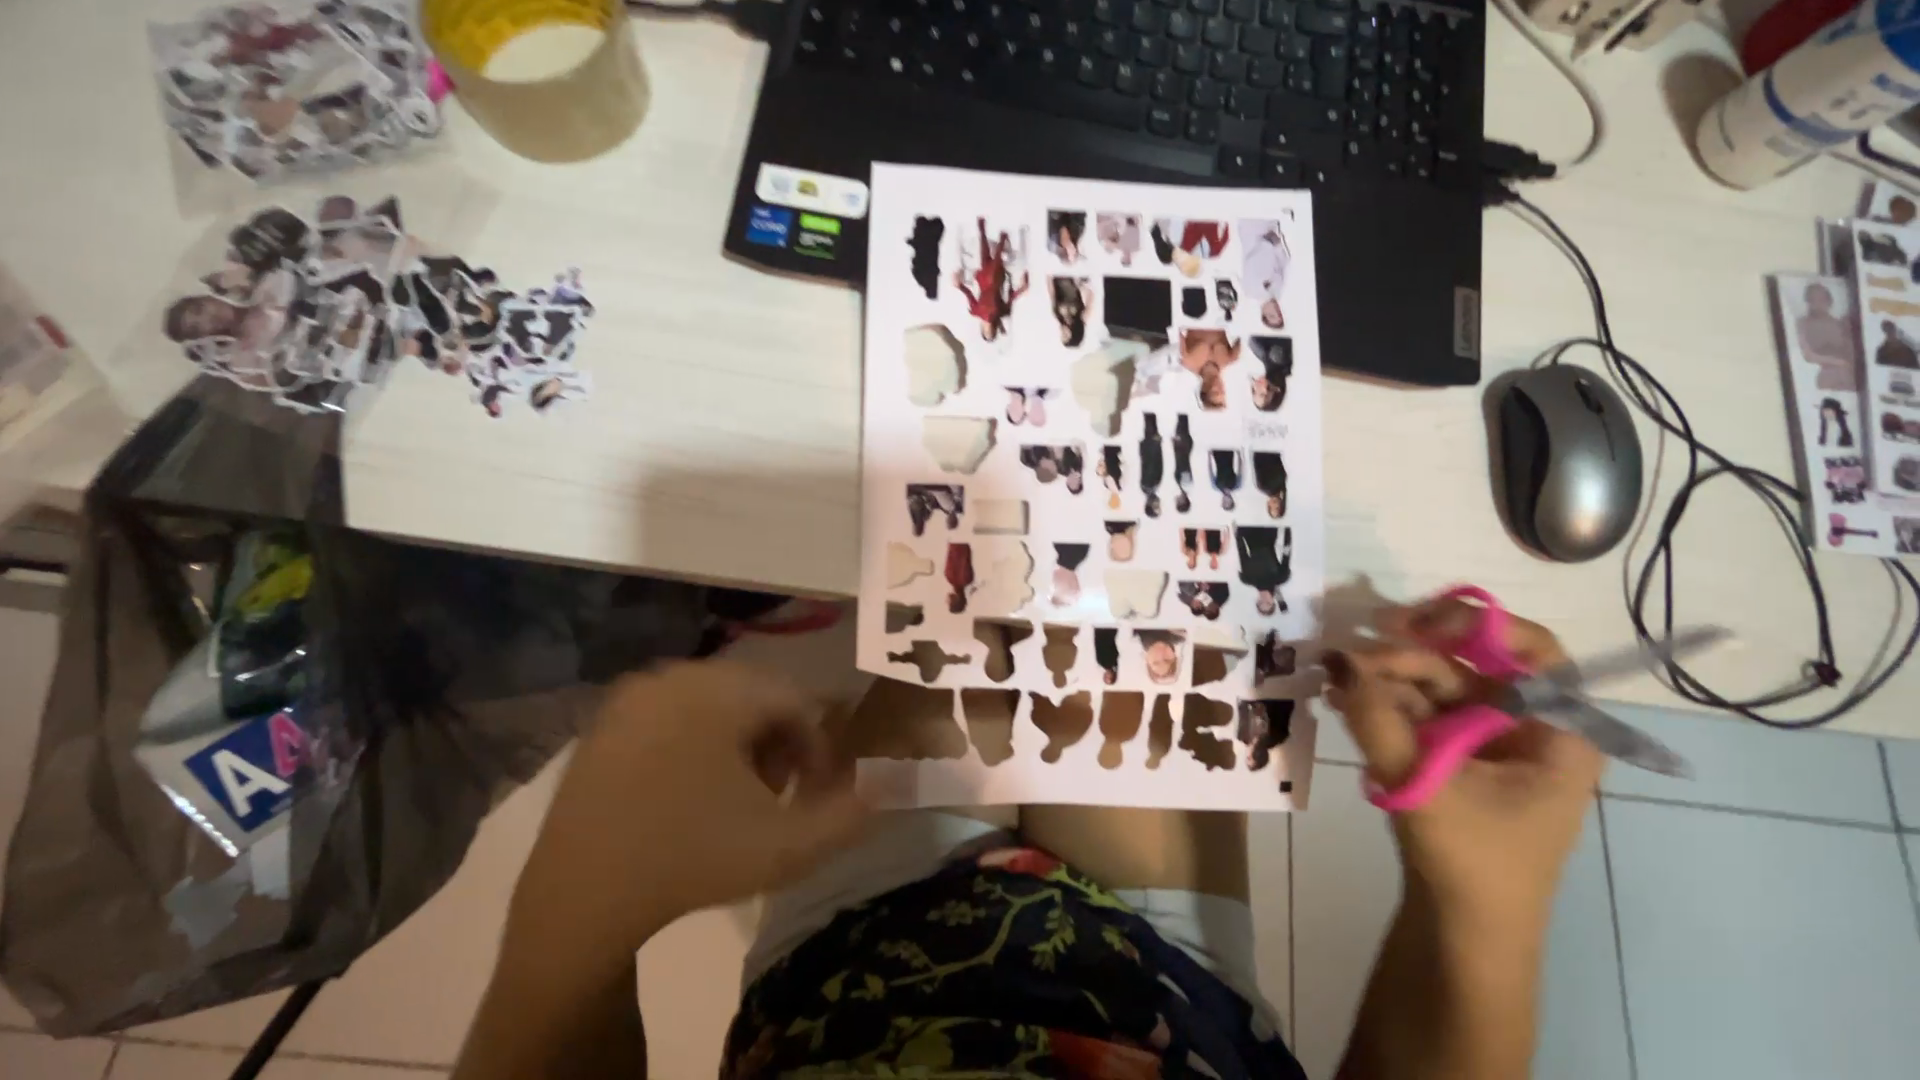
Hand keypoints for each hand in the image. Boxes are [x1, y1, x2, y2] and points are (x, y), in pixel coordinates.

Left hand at [508, 661, 869, 952]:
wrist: (580, 898)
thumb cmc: (691, 861)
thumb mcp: (785, 848)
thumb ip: (849, 818)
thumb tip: (886, 790)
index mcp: (721, 692)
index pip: (796, 700)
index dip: (817, 746)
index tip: (815, 792)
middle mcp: (677, 676)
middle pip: (755, 695)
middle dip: (778, 742)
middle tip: (778, 795)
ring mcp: (633, 695)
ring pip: (714, 702)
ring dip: (740, 741)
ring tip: (737, 796)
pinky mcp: (604, 720)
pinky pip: (672, 713)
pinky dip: (695, 740)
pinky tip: (690, 791)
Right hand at [1325, 597, 1603, 928]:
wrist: (1465, 932)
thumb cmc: (1472, 862)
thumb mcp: (1422, 785)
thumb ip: (1377, 719)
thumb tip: (1337, 660)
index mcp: (1556, 731)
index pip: (1533, 650)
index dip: (1477, 624)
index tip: (1414, 626)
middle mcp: (1526, 725)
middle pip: (1469, 664)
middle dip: (1406, 657)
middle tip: (1347, 659)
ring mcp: (1487, 740)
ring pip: (1436, 685)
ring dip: (1384, 678)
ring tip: (1332, 679)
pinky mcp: (1454, 755)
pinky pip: (1419, 711)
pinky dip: (1382, 702)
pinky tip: (1341, 699)